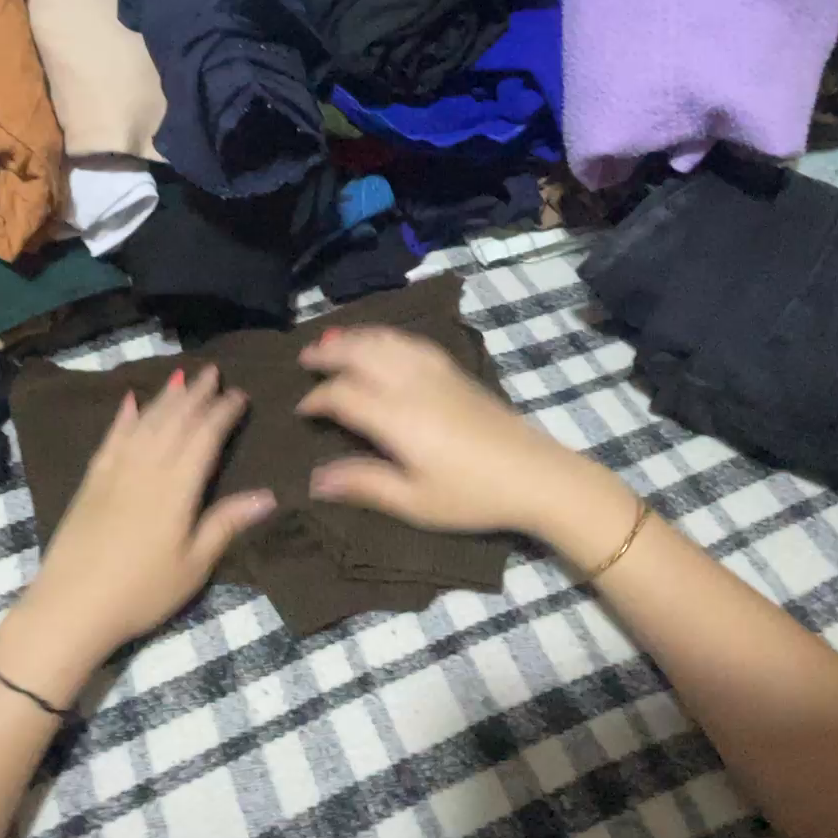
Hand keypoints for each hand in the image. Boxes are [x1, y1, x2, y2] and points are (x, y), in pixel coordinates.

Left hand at [5, 366, 275, 673]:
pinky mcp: (92, 481)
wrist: (70, 607)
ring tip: (181, 377)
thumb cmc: (141, 592)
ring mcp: (115, 471)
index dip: (223, 413)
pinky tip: (130, 401)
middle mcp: (147, 469)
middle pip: (175, 421)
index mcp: (177, 488)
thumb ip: (225, 524)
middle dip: (196, 394)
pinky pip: (111, 438)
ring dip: (165, 398)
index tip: (239, 394)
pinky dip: (123, 417)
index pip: (205, 438)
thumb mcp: (193, 566)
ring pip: (144, 423)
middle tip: (213, 371)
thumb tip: (268, 495)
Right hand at [296, 327, 634, 540]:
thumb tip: (315, 479)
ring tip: (333, 342)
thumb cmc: (472, 495)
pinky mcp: (456, 371)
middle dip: (329, 354)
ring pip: (386, 341)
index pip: (342, 394)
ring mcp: (436, 372)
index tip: (301, 410)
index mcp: (396, 416)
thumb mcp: (414, 501)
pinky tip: (382, 342)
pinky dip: (386, 336)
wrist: (537, 475)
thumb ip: (364, 484)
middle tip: (305, 360)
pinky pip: (411, 341)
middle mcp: (411, 384)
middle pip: (360, 354)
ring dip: (355, 338)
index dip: (316, 399)